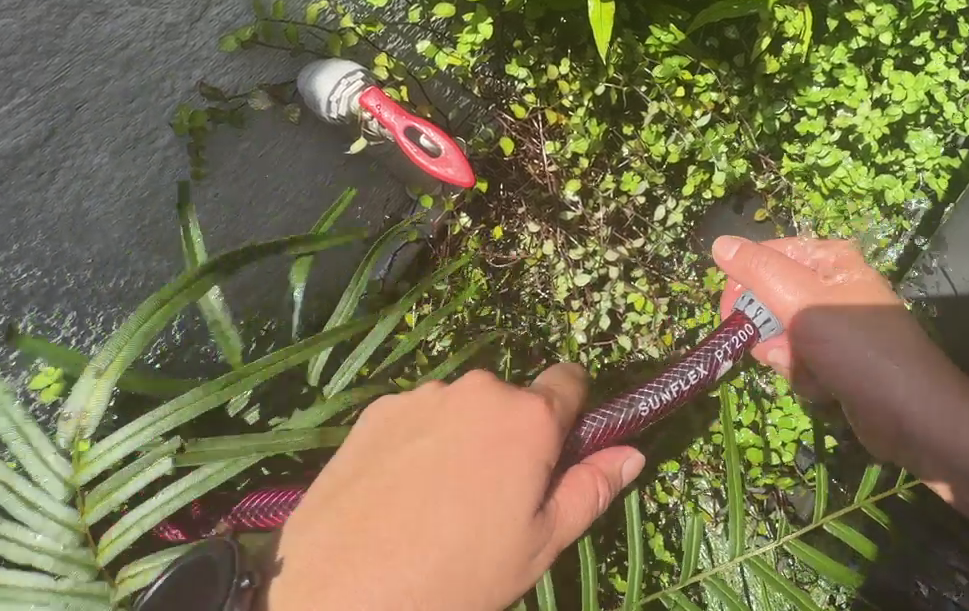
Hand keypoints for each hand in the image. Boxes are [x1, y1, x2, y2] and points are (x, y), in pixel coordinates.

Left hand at [265, 365, 644, 610]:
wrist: (335, 600)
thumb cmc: (456, 580)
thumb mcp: (537, 548)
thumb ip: (591, 491)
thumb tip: (633, 452)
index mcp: (527, 418)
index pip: (570, 380)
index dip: (569, 414)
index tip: (552, 455)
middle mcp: (480, 389)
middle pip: (511, 401)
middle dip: (509, 436)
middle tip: (486, 501)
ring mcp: (424, 395)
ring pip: (462, 409)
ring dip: (462, 438)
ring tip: (433, 504)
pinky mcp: (377, 409)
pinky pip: (417, 417)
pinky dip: (417, 443)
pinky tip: (395, 495)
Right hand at [713, 236, 966, 466]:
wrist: (913, 415)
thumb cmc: (856, 347)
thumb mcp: (800, 300)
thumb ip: (757, 270)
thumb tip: (719, 242)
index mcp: (830, 260)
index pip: (768, 255)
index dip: (744, 281)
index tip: (728, 311)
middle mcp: (833, 287)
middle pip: (772, 298)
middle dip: (769, 327)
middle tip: (773, 344)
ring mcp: (838, 327)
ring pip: (783, 335)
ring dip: (787, 356)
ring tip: (810, 368)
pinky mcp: (840, 362)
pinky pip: (801, 361)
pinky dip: (806, 377)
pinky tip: (826, 389)